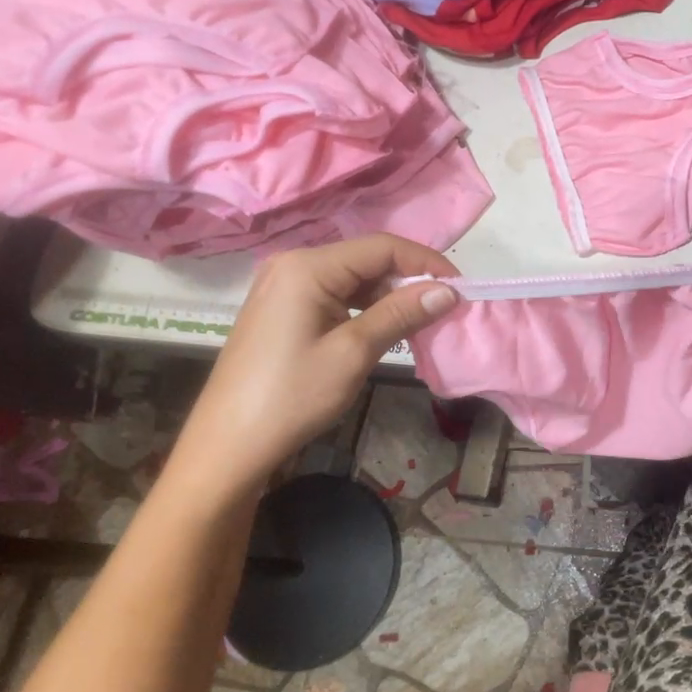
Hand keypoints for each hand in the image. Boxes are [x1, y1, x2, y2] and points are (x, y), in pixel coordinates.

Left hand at [172, 235, 459, 497]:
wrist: (229, 444)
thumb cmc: (292, 396)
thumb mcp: (353, 352)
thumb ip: (401, 314)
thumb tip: (448, 291)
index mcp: (307, 267)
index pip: (382, 247)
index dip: (426, 263)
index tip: (461, 290)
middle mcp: (292, 264)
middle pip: (367, 258)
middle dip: (410, 279)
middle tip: (445, 308)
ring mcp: (283, 286)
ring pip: (353, 277)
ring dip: (390, 295)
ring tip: (422, 321)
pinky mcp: (282, 309)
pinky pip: (335, 294)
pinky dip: (365, 307)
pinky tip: (385, 328)